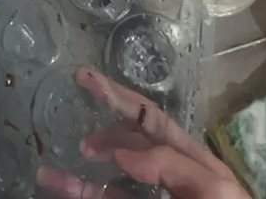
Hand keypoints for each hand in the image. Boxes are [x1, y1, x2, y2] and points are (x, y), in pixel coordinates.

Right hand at [37, 68, 248, 198]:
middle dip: (100, 121)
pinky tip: (55, 184)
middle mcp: (164, 172)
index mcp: (187, 156)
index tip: (86, 78)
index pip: (147, 116)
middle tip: (72, 107)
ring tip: (51, 166)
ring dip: (78, 170)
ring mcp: (149, 196)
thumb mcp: (213, 189)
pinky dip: (78, 192)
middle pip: (126, 137)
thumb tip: (121, 153)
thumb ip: (171, 165)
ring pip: (108, 177)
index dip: (118, 94)